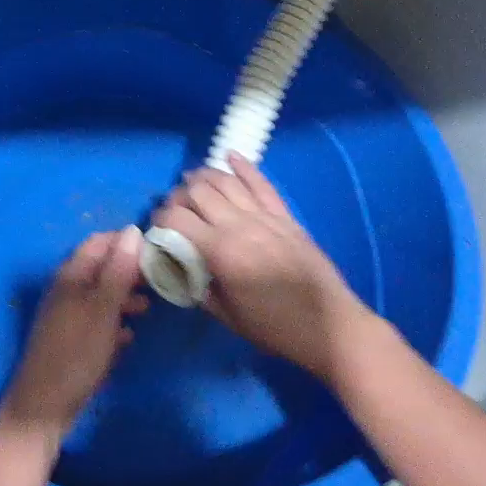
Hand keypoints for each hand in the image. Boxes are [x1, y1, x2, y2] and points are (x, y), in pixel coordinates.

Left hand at [0, 227, 148, 435]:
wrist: (43, 407)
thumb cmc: (76, 353)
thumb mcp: (103, 309)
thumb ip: (118, 270)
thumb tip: (133, 230)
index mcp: (71, 275)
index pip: (99, 242)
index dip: (126, 242)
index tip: (156, 251)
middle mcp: (67, 289)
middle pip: (100, 267)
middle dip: (128, 270)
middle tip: (157, 280)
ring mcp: (66, 316)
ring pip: (99, 295)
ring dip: (123, 297)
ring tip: (147, 308)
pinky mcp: (70, 341)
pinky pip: (95, 322)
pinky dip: (113, 323)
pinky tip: (128, 337)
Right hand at [149, 154, 374, 386]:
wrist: (329, 326)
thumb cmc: (275, 328)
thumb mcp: (228, 317)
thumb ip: (199, 289)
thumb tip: (179, 268)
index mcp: (222, 252)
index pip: (177, 219)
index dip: (160, 219)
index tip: (157, 228)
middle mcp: (240, 225)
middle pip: (198, 192)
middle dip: (178, 196)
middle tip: (174, 209)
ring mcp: (264, 216)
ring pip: (225, 181)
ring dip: (203, 177)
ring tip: (191, 182)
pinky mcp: (284, 215)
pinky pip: (260, 183)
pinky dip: (243, 166)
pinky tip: (229, 156)